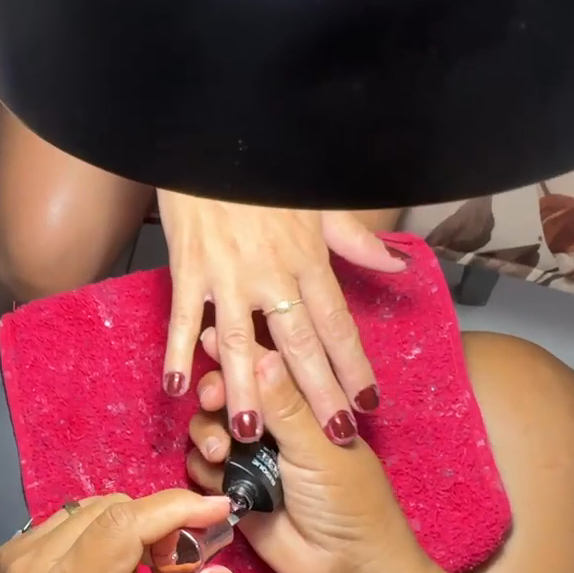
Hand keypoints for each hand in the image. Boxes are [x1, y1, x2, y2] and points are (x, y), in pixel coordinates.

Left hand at [0, 491, 234, 572]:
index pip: (122, 525)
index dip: (175, 509)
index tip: (220, 510)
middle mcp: (31, 563)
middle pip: (111, 509)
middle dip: (159, 524)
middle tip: (179, 569)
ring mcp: (15, 551)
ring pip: (92, 508)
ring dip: (132, 527)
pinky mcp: (11, 549)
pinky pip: (71, 519)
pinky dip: (105, 533)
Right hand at [158, 192, 406, 447]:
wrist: (218, 137)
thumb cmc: (266, 173)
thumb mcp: (318, 202)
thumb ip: (354, 241)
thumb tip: (396, 267)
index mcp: (308, 257)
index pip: (336, 323)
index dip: (352, 366)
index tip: (366, 405)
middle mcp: (273, 272)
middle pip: (299, 342)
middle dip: (317, 392)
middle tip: (330, 436)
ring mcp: (228, 274)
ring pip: (242, 339)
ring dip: (245, 386)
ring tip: (250, 429)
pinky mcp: (188, 269)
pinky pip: (184, 317)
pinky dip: (179, 351)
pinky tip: (177, 387)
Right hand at [186, 340, 430, 572]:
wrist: (344, 569)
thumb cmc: (348, 501)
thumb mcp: (318, 447)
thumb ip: (285, 405)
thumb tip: (262, 353)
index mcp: (303, 406)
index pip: (265, 368)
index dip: (237, 355)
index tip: (211, 342)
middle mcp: (272, 426)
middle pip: (227, 394)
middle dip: (215, 395)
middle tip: (213, 402)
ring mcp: (249, 456)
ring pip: (207, 427)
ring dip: (206, 433)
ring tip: (220, 453)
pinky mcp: (230, 488)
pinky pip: (200, 466)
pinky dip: (202, 468)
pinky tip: (217, 481)